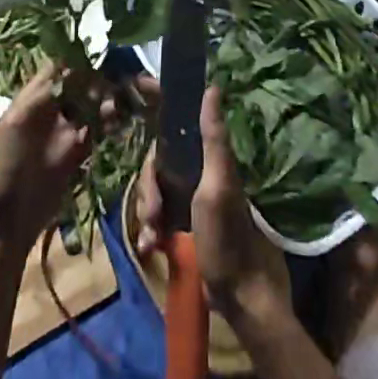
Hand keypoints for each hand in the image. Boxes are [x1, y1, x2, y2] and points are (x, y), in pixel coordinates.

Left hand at [0, 64, 103, 251]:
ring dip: (107, 101)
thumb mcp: (17, 121)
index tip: (102, 55)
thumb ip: (42, 92)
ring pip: (92, 105)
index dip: (79, 60)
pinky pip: (99, 129)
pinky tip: (120, 121)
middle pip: (80, 84)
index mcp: (32, 97)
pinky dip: (111, 123)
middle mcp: (51, 108)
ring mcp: (66, 129)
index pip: (59, 67)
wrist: (10, 215)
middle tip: (117, 84)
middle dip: (98, 81)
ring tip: (117, 105)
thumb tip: (68, 62)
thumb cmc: (6, 163)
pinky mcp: (80, 150)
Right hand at [132, 86, 275, 309]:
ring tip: (153, 236)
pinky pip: (154, 215)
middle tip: (152, 214)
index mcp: (205, 159)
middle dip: (148, 188)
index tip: (138, 83)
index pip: (178, 119)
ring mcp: (188, 198)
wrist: (239, 296)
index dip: (159, 99)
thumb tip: (212, 88)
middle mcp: (196, 172)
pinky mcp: (181, 222)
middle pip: (156, 162)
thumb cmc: (229, 237)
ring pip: (152, 189)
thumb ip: (213, 139)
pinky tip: (152, 246)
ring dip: (147, 212)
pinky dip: (150, 230)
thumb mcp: (218, 185)